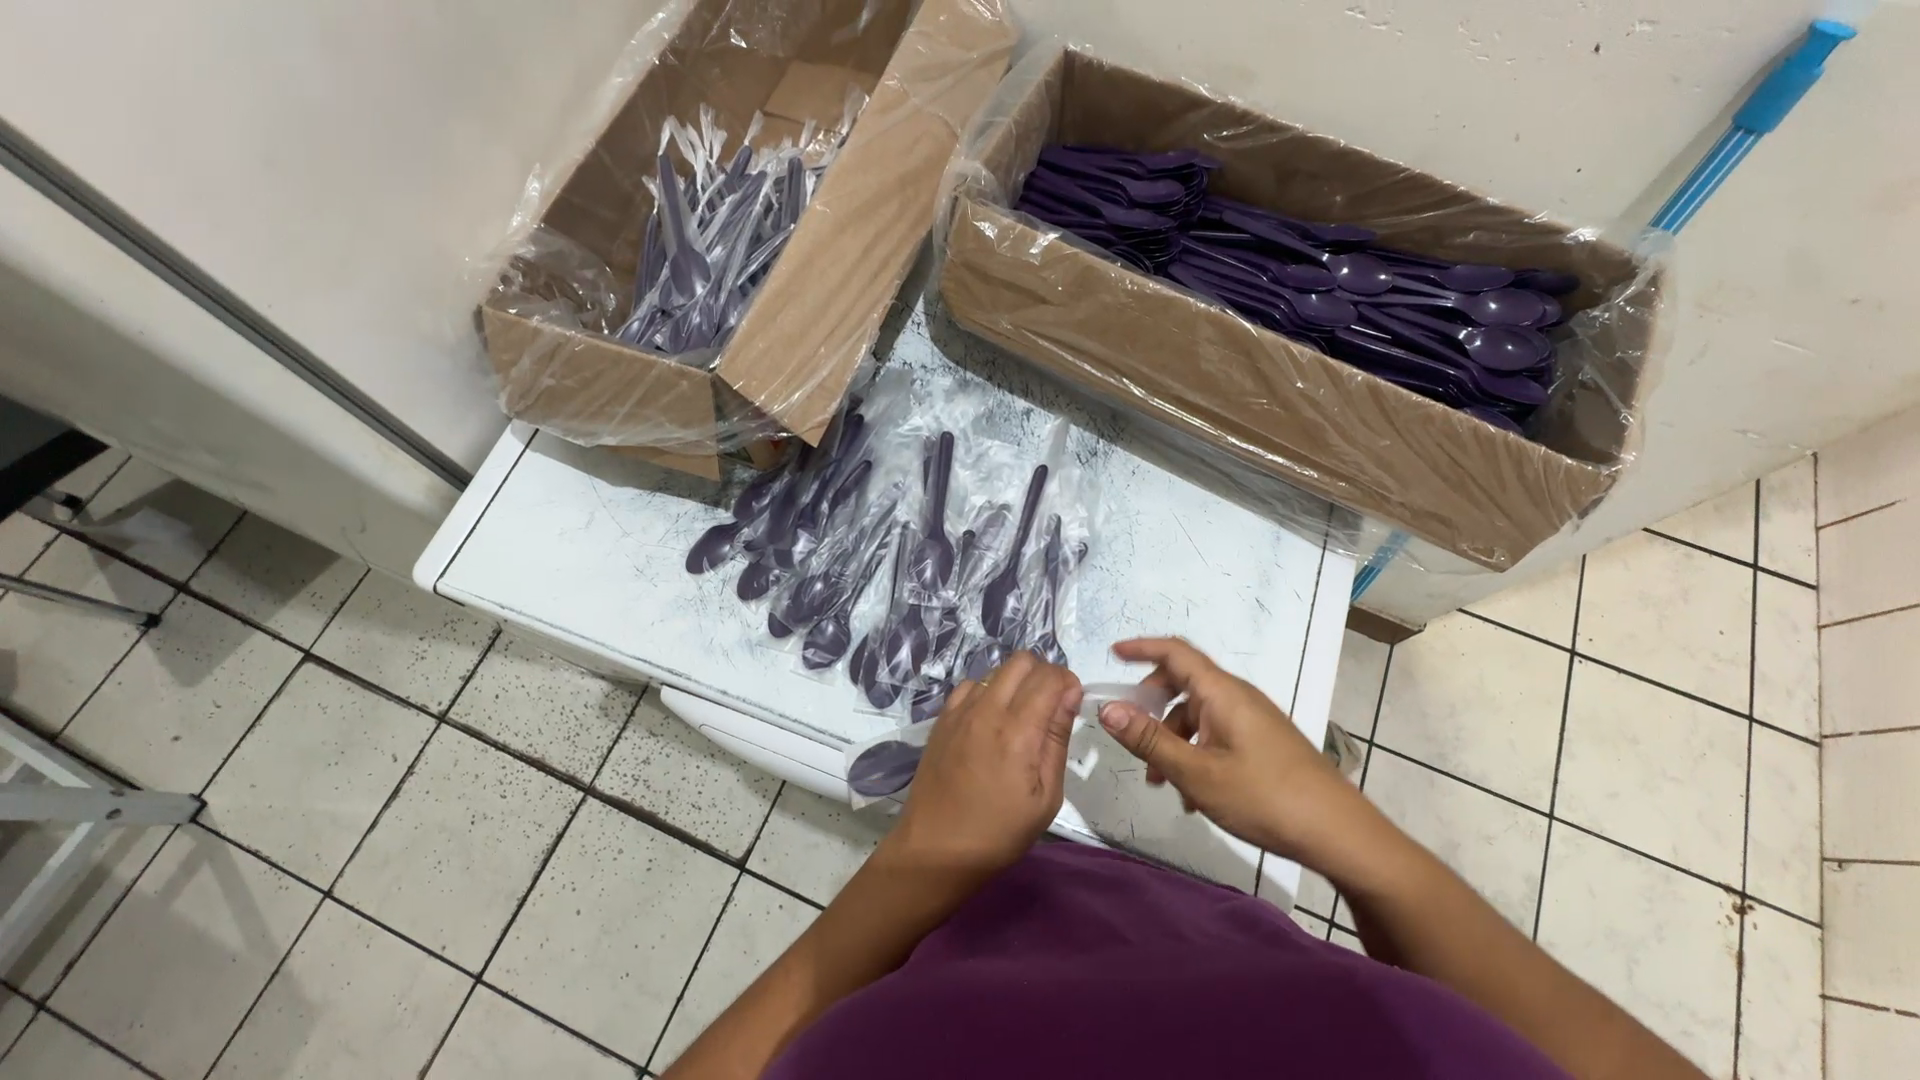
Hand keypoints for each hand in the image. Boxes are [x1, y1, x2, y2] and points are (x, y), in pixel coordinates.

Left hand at [887, 652, 1082, 874]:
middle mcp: (987, 711)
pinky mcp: (941, 720)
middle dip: (1044, 674)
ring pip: (995, 670)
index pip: (1049, 677)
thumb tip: (1070, 695)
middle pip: (1022, 661)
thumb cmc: (999, 832)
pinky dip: (987, 692)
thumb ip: (1057, 739)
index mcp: (1017, 731)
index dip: (1068, 683)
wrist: (936, 849)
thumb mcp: (1046, 796)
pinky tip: (990, 720)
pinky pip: (969, 686)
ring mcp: (959, 712)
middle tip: (1050, 705)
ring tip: (1021, 715)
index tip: (1072, 704)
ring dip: (1015, 682)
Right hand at [1097, 637, 1367, 864]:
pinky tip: (1191, 797)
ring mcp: (1252, 720)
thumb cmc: (1264, 797)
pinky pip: (1215, 735)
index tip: (1112, 653)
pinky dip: (1194, 754)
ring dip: (1171, 740)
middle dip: (1151, 706)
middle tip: (1129, 734)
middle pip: (1183, 683)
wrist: (1337, 832)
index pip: (1175, 652)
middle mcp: (1237, 697)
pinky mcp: (1262, 743)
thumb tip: (1107, 708)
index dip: (1141, 648)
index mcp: (1222, 693)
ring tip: (1159, 783)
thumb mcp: (1196, 773)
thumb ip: (1149, 740)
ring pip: (1197, 715)